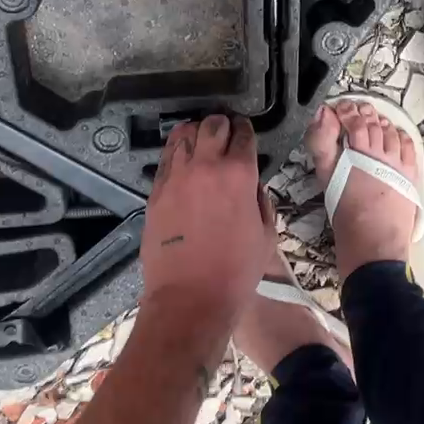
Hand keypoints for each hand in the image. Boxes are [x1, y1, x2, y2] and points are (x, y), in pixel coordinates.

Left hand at [141, 114, 270, 326]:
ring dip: (196, 132)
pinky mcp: (156, 192)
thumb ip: (261, 200)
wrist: (190, 299)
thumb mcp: (266, 233)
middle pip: (212, 125)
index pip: (243, 134)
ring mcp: (177, 178)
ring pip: (184, 134)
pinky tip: (181, 157)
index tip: (246, 133)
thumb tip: (252, 186)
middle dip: (221, 124)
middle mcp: (207, 167)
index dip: (246, 130)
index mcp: (240, 174)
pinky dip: (176, 151)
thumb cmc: (235, 271)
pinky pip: (166, 159)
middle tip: (224, 131)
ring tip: (200, 139)